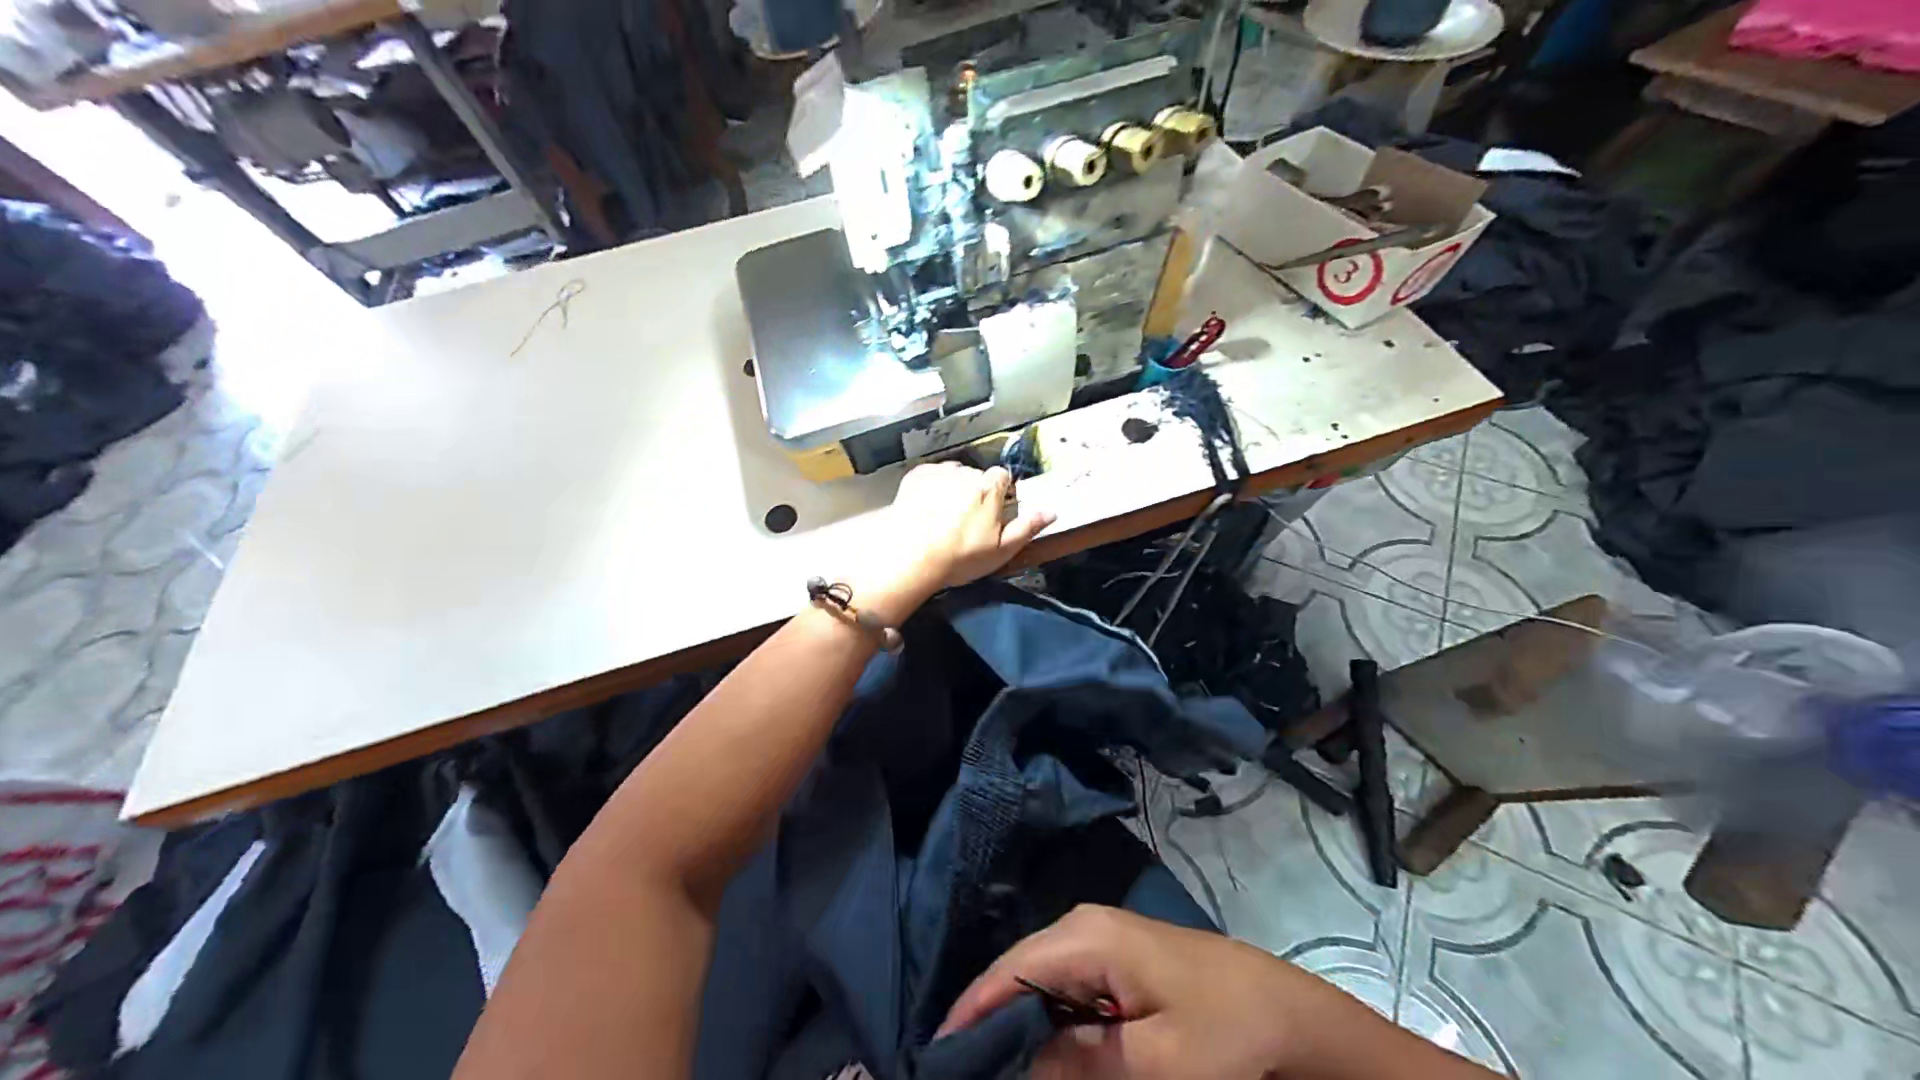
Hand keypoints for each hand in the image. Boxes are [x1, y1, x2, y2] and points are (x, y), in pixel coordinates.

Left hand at [856, 463, 1053, 622]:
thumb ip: (1027, 527)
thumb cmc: (960, 557)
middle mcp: (966, 472)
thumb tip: (1051, 512)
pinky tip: (926, 509)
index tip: (992, 511)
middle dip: (974, 492)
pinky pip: (930, 476)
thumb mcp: (1001, 550)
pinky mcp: (916, 475)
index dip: (999, 493)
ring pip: (952, 475)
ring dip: (952, 488)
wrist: (911, 556)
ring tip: (943, 516)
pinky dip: (930, 487)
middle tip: (965, 521)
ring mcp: (939, 472)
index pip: (1002, 477)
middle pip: (976, 476)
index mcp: (989, 488)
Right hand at [937, 906, 1497, 1079]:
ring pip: (1040, 983)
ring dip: (1019, 1024)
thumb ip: (1076, 1062)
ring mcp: (1100, 941)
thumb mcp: (1152, 1064)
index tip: (938, 1055)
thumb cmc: (1221, 1030)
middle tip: (964, 1066)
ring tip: (992, 1062)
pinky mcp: (1115, 960)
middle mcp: (1083, 927)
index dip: (972, 1011)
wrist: (1287, 1010)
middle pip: (1019, 973)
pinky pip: (1066, 989)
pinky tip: (1040, 1053)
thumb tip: (1016, 1065)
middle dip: (991, 1020)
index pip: (1010, 970)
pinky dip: (1048, 1022)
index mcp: (1085, 936)